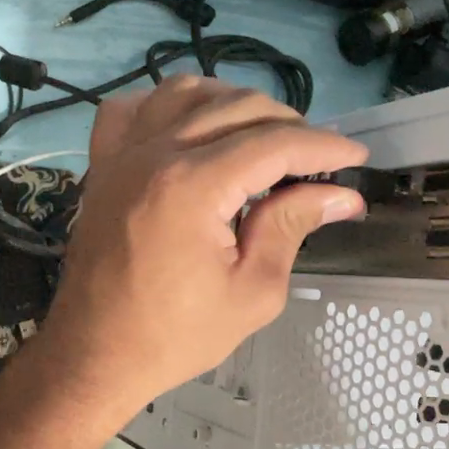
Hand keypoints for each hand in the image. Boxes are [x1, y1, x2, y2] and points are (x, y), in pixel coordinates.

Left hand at [33, 75, 366, 419]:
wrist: (94, 355)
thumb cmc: (172, 337)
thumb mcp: (250, 292)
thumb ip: (291, 228)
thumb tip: (339, 194)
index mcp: (192, 186)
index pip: (274, 142)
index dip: (323, 146)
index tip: (355, 158)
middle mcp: (153, 155)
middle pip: (235, 107)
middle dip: (287, 125)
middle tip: (312, 162)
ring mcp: (119, 157)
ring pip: (184, 93)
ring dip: (230, 104)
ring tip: (258, 139)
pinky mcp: (100, 169)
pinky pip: (130, 111)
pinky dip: (164, 106)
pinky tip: (187, 129)